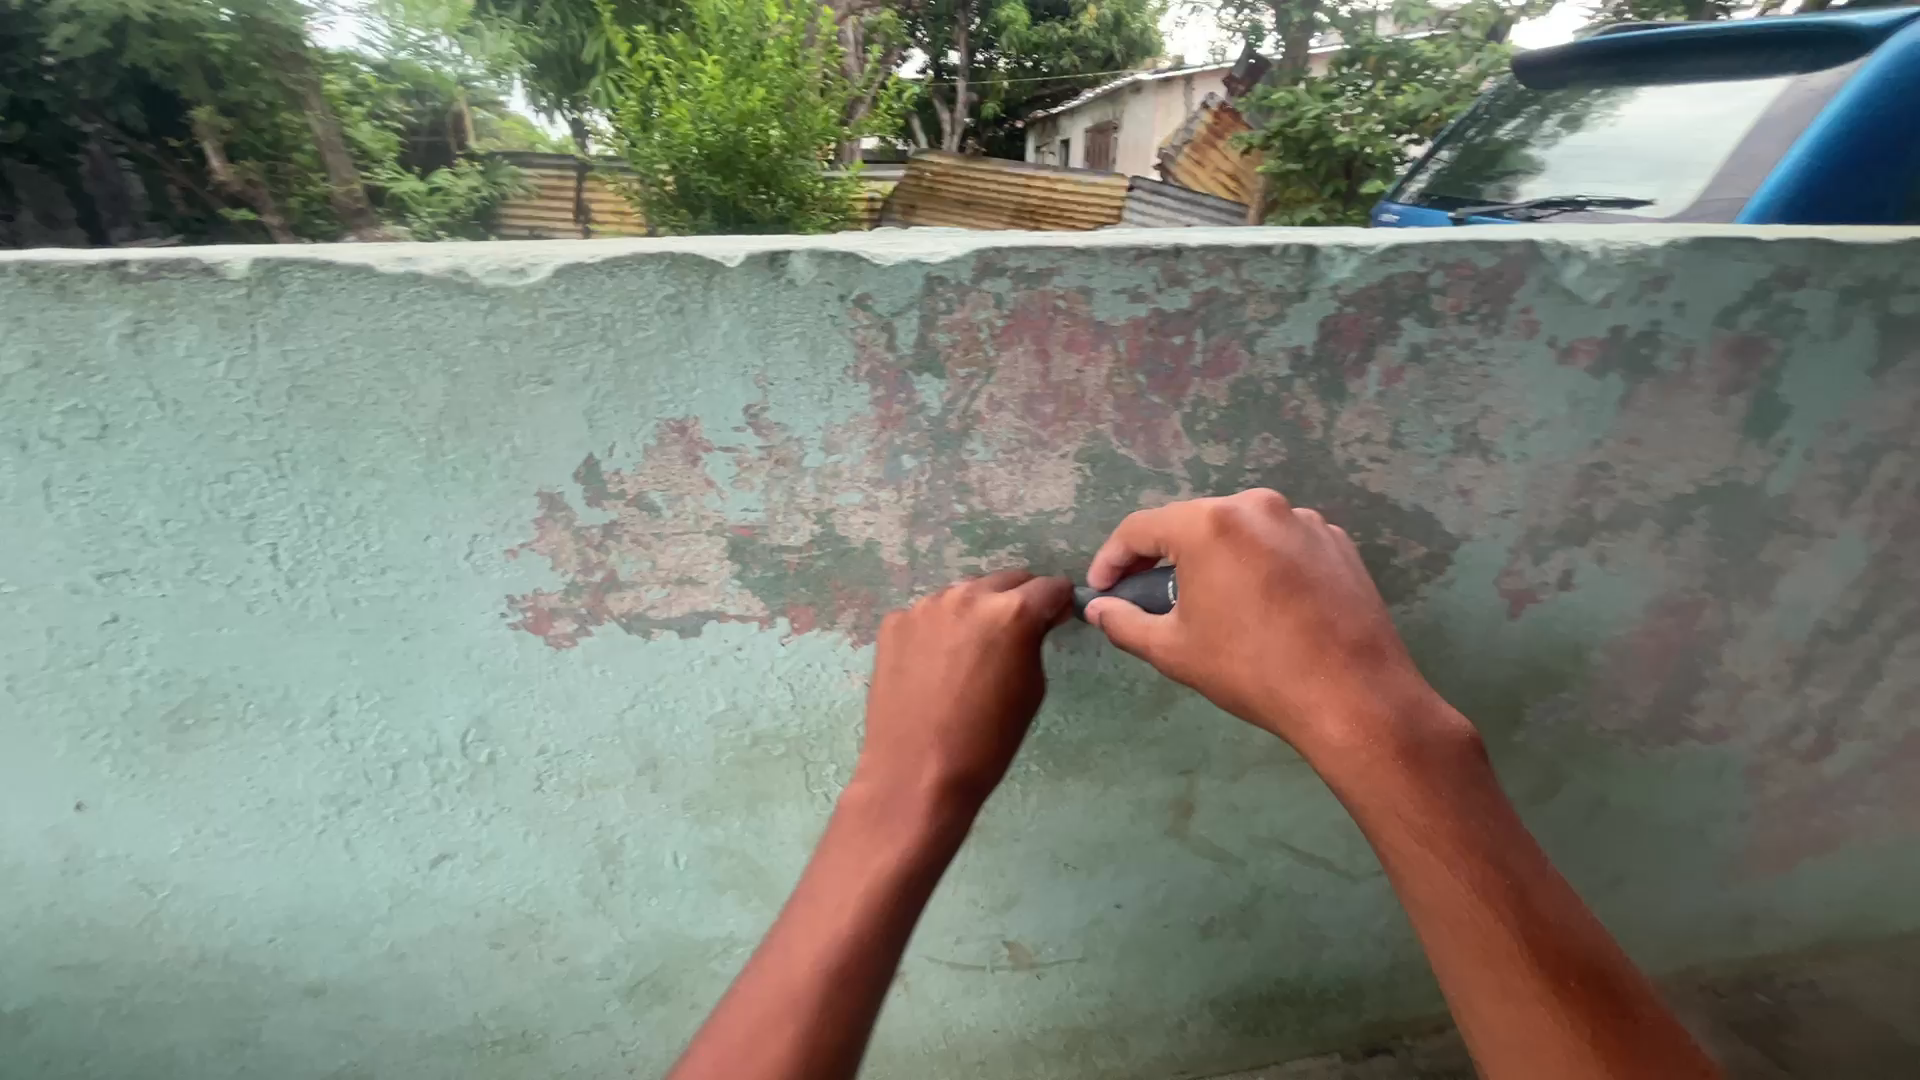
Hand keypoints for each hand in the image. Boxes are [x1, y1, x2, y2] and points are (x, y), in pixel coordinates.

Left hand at [854, 569, 1072, 811]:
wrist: (916, 773)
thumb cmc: (987, 740)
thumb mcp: (1031, 689)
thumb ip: (1035, 640)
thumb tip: (1038, 618)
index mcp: (1011, 611)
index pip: (1049, 586)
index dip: (1058, 601)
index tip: (1055, 617)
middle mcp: (967, 595)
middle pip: (1005, 580)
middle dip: (1018, 600)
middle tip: (1014, 634)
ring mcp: (925, 605)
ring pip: (963, 594)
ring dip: (975, 611)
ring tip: (969, 652)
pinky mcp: (894, 622)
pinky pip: (928, 614)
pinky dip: (938, 629)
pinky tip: (933, 665)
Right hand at [1083, 489, 1463, 761]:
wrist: (1354, 697)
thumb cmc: (1251, 670)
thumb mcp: (1172, 650)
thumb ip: (1123, 622)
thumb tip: (1097, 609)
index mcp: (1209, 524)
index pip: (1139, 528)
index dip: (1111, 559)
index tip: (1101, 589)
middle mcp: (1255, 506)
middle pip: (1189, 522)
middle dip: (1160, 556)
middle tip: (1146, 594)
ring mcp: (1302, 519)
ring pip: (1236, 530)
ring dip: (1211, 557)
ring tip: (1207, 599)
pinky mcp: (1335, 540)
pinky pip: (1277, 542)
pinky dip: (1255, 562)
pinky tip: (1259, 602)